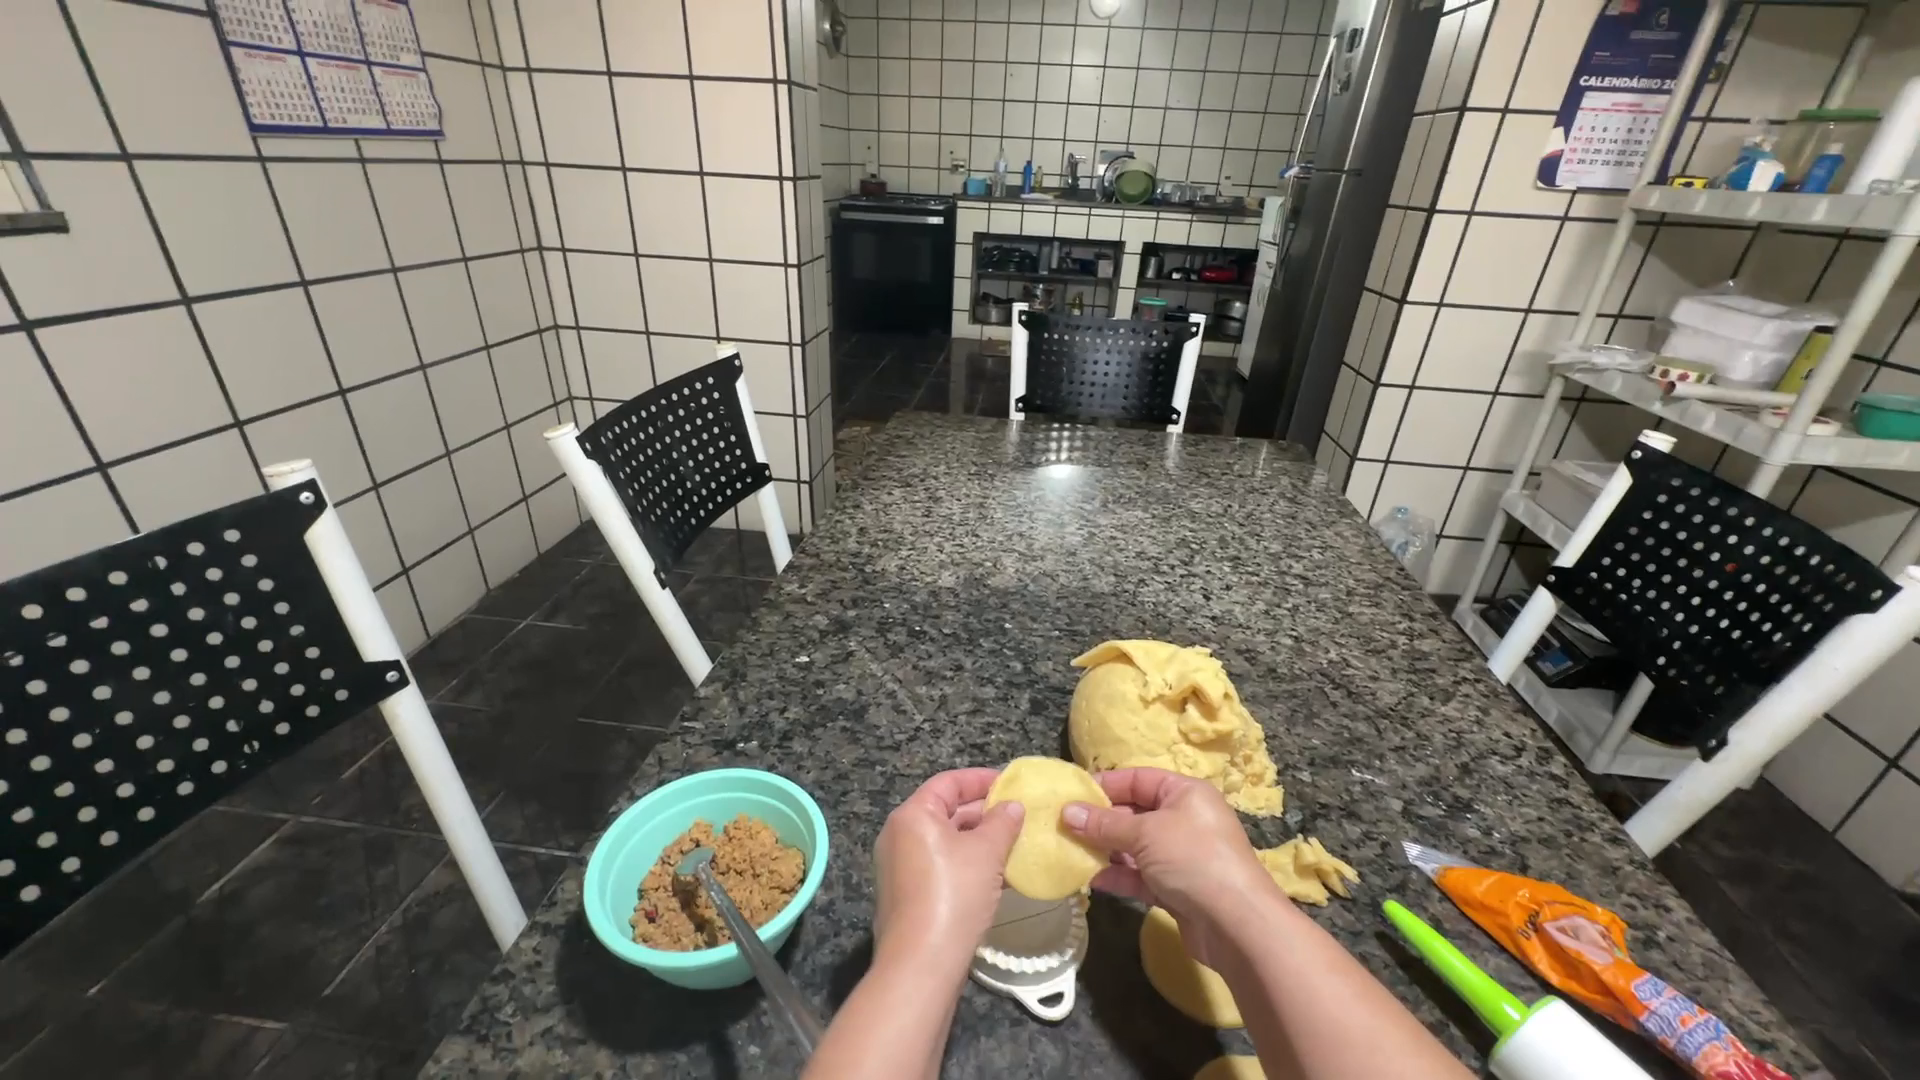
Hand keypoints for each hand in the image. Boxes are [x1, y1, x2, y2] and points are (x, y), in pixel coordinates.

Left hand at [873, 768, 1025, 963]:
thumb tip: (1012, 806)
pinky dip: (967, 864)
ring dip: (979, 841)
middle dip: (983, 812)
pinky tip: (997, 876)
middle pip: (945, 811)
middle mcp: (899, 835)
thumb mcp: (986, 853)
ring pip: (945, 842)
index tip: (1010, 782)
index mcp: (913, 815)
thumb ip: (1002, 823)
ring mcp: (899, 867)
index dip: (980, 778)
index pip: (948, 782)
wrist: (921, 964)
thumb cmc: (954, 895)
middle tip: (1017, 814)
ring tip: (1014, 844)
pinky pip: (941, 867)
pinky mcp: (906, 896)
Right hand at [1061, 767, 1279, 968]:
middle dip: (1101, 821)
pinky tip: (1091, 878)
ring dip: (1106, 850)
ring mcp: (1182, 856)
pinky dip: (1118, 875)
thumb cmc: (1193, 859)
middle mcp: (1185, 820)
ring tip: (1071, 852)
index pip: (1138, 779)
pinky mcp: (1177, 889)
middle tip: (1064, 827)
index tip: (1071, 796)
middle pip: (1135, 813)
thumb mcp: (1145, 833)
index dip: (1105, 785)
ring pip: (1135, 847)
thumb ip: (1104, 824)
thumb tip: (1066, 812)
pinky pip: (1141, 875)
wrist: (1238, 926)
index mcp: (1185, 793)